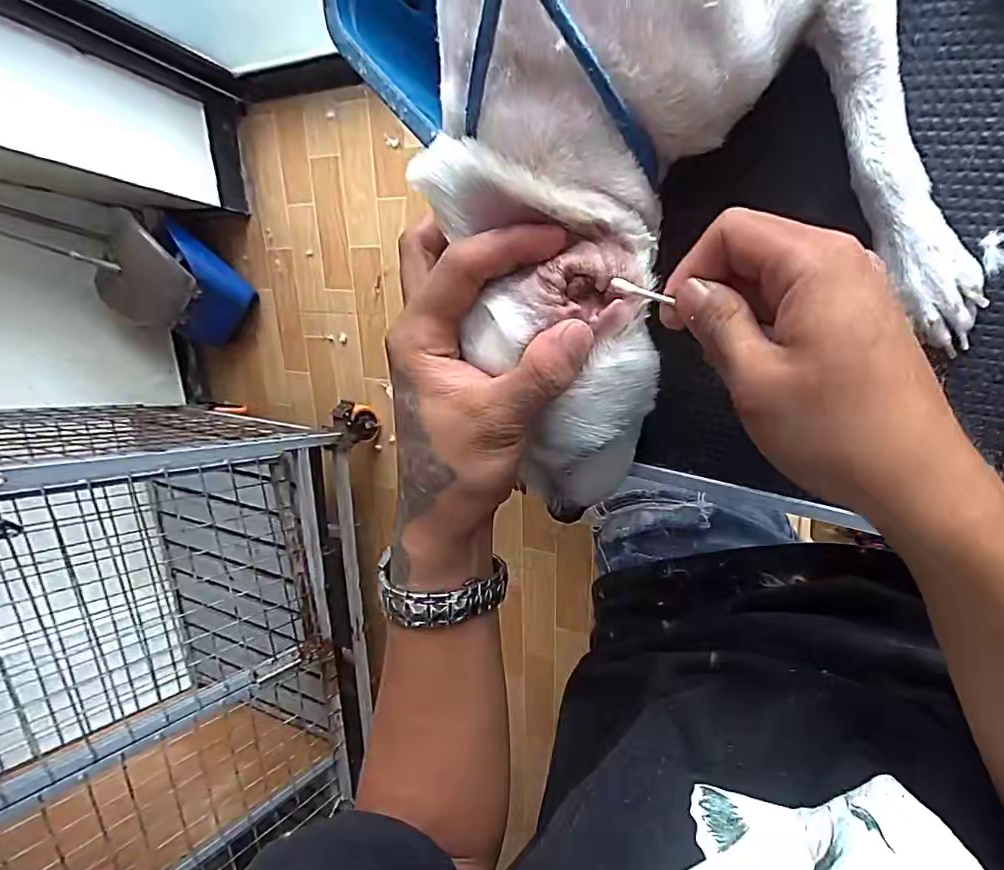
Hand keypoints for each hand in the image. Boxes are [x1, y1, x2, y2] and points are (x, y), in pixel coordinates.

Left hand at [388, 216, 595, 586]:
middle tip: (515, 218)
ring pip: (442, 277)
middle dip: (465, 225)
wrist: (445, 516)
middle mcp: (418, 330)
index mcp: (419, 336)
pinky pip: (468, 308)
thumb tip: (585, 325)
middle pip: (423, 252)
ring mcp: (433, 347)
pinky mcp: (453, 364)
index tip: (553, 236)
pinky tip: (530, 294)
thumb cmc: (459, 471)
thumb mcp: (501, 422)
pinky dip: (496, 290)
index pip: (456, 265)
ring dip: (479, 254)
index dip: (506, 242)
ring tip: (527, 245)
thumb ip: (541, 372)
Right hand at [661, 209, 976, 529]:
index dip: (692, 267)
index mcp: (816, 261)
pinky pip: (809, 300)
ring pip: (783, 277)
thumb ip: (717, 324)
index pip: (733, 229)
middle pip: (760, 246)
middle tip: (696, 343)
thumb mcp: (756, 380)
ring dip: (745, 308)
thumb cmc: (831, 430)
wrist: (915, 475)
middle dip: (718, 287)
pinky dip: (776, 321)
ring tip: (730, 361)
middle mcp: (845, 259)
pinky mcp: (869, 319)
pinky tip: (768, 365)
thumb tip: (692, 291)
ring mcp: (863, 288)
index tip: (674, 319)